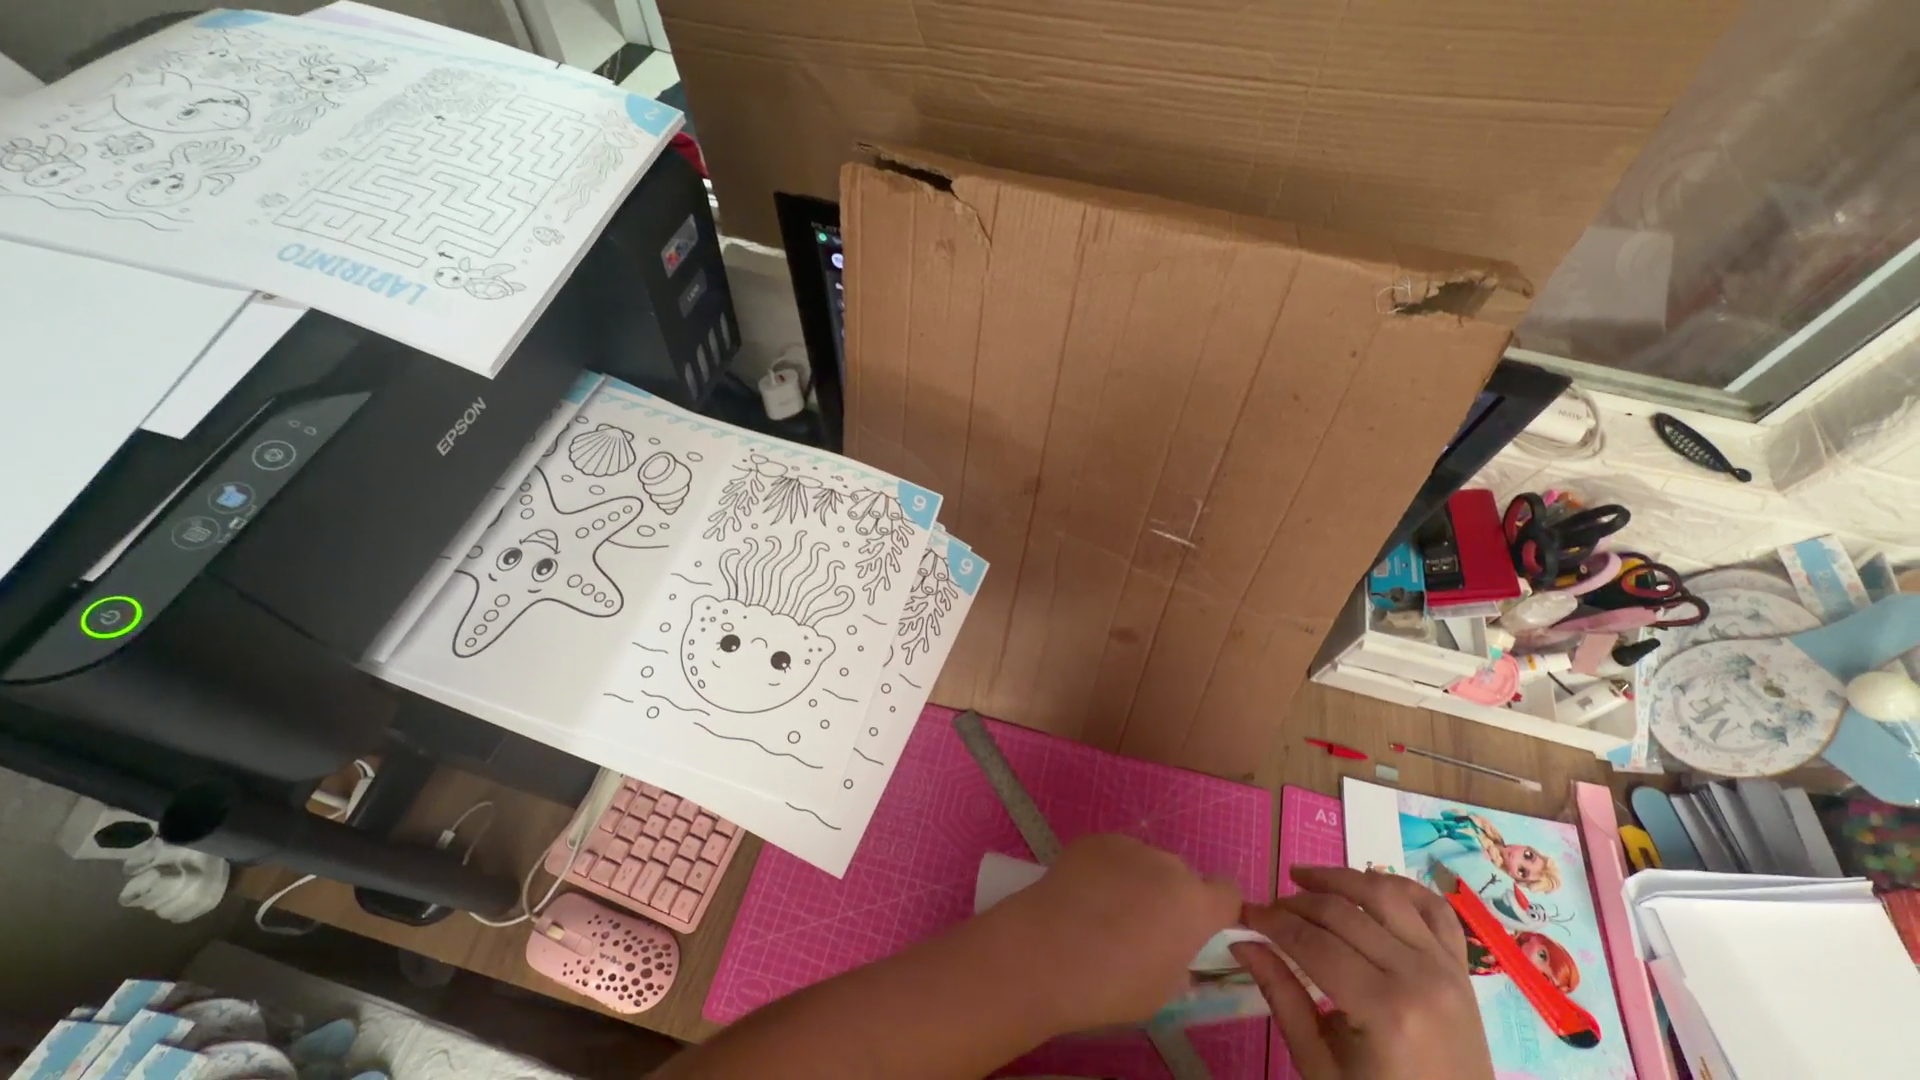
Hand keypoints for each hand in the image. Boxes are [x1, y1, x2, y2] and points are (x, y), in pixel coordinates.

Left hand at [980, 834, 1241, 1032]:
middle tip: (1139, 928)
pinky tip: (1081, 895)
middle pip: (1181, 876)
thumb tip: (1174, 950)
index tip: (1195, 929)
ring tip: (1102, 911)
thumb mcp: (1162, 990)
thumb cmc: (1111, 984)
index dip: (1215, 910)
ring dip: (1136, 880)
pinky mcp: (1093, 839)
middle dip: (1169, 897)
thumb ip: (1180, 962)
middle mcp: (1169, 865)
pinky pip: (1112, 854)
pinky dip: (1105, 870)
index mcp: (1196, 904)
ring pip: (1145, 863)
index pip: (1227, 892)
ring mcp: (1129, 846)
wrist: (1046, 952)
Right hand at [1232, 867, 1493, 1079]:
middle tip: (1268, 909)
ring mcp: (1446, 968)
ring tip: (1304, 880)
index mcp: (1382, 1010)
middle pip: (1343, 912)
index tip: (1244, 914)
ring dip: (1339, 878)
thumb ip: (1281, 995)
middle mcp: (1418, 976)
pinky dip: (1400, 886)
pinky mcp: (1462, 967)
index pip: (1312, 942)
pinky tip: (1367, 884)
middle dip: (1296, 902)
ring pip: (1385, 895)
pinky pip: (1433, 908)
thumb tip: (1241, 941)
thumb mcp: (1319, 1063)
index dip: (1271, 921)